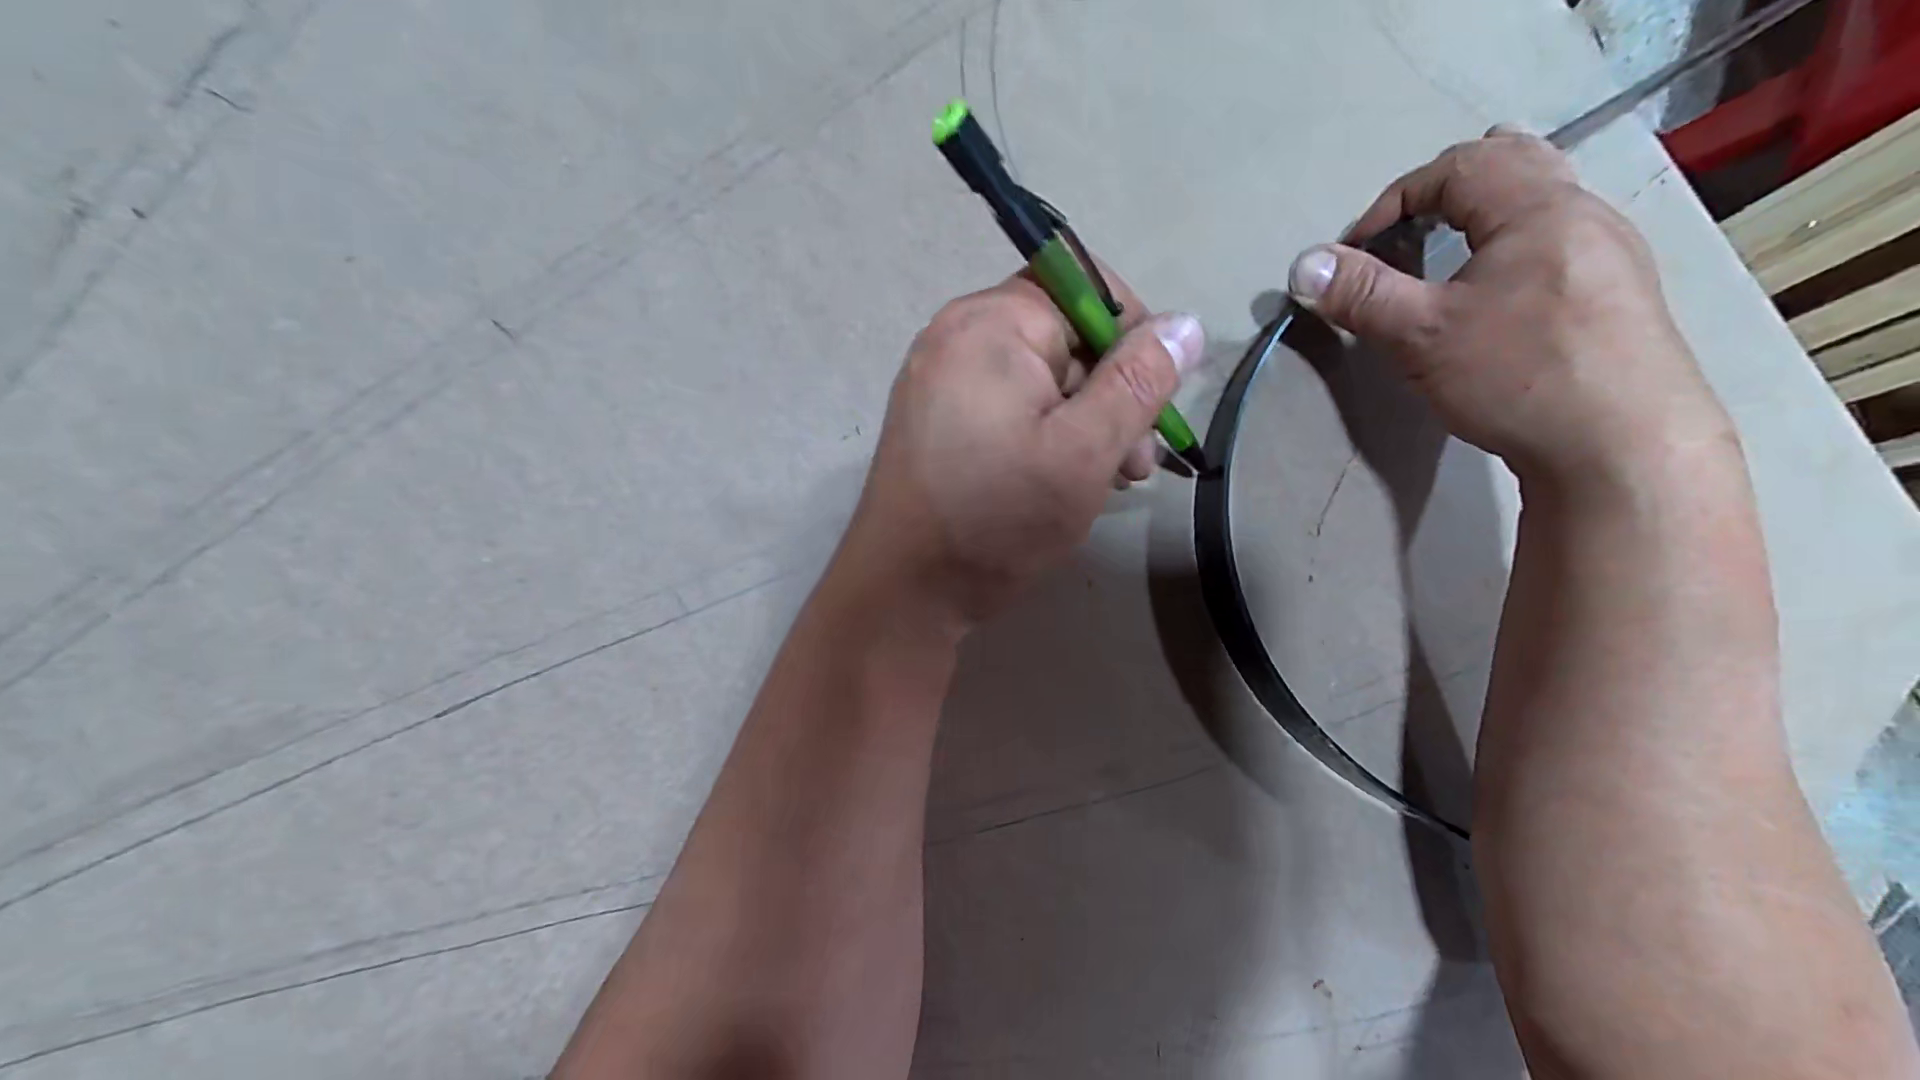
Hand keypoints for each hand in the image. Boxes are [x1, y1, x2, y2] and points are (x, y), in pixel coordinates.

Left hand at [833, 273, 1203, 630]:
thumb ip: (1138, 383)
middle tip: (1136, 464)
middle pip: (1060, 336)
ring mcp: (937, 379)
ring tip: (1107, 481)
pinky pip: (1004, 405)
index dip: (1130, 332)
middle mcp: (955, 336)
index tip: (1152, 397)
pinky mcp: (934, 419)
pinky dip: (1041, 432)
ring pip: (1036, 378)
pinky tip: (1060, 480)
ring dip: (1081, 421)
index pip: (1080, 284)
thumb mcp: (1085, 451)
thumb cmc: (998, 517)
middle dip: (1109, 393)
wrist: (905, 589)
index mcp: (989, 323)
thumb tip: (1185, 324)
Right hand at [1287, 127, 1735, 488]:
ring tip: (1450, 240)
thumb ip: (1360, 295)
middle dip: (1447, 184)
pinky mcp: (1616, 295)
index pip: (1458, 167)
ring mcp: (1610, 254)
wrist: (1623, 446)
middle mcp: (1584, 215)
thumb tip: (1302, 264)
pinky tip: (1500, 286)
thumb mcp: (1421, 336)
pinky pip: (1558, 238)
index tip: (1356, 250)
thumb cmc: (1517, 377)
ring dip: (1486, 208)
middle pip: (1515, 162)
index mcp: (1538, 209)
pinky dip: (1513, 240)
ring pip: (1543, 199)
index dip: (1394, 199)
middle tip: (1405, 222)